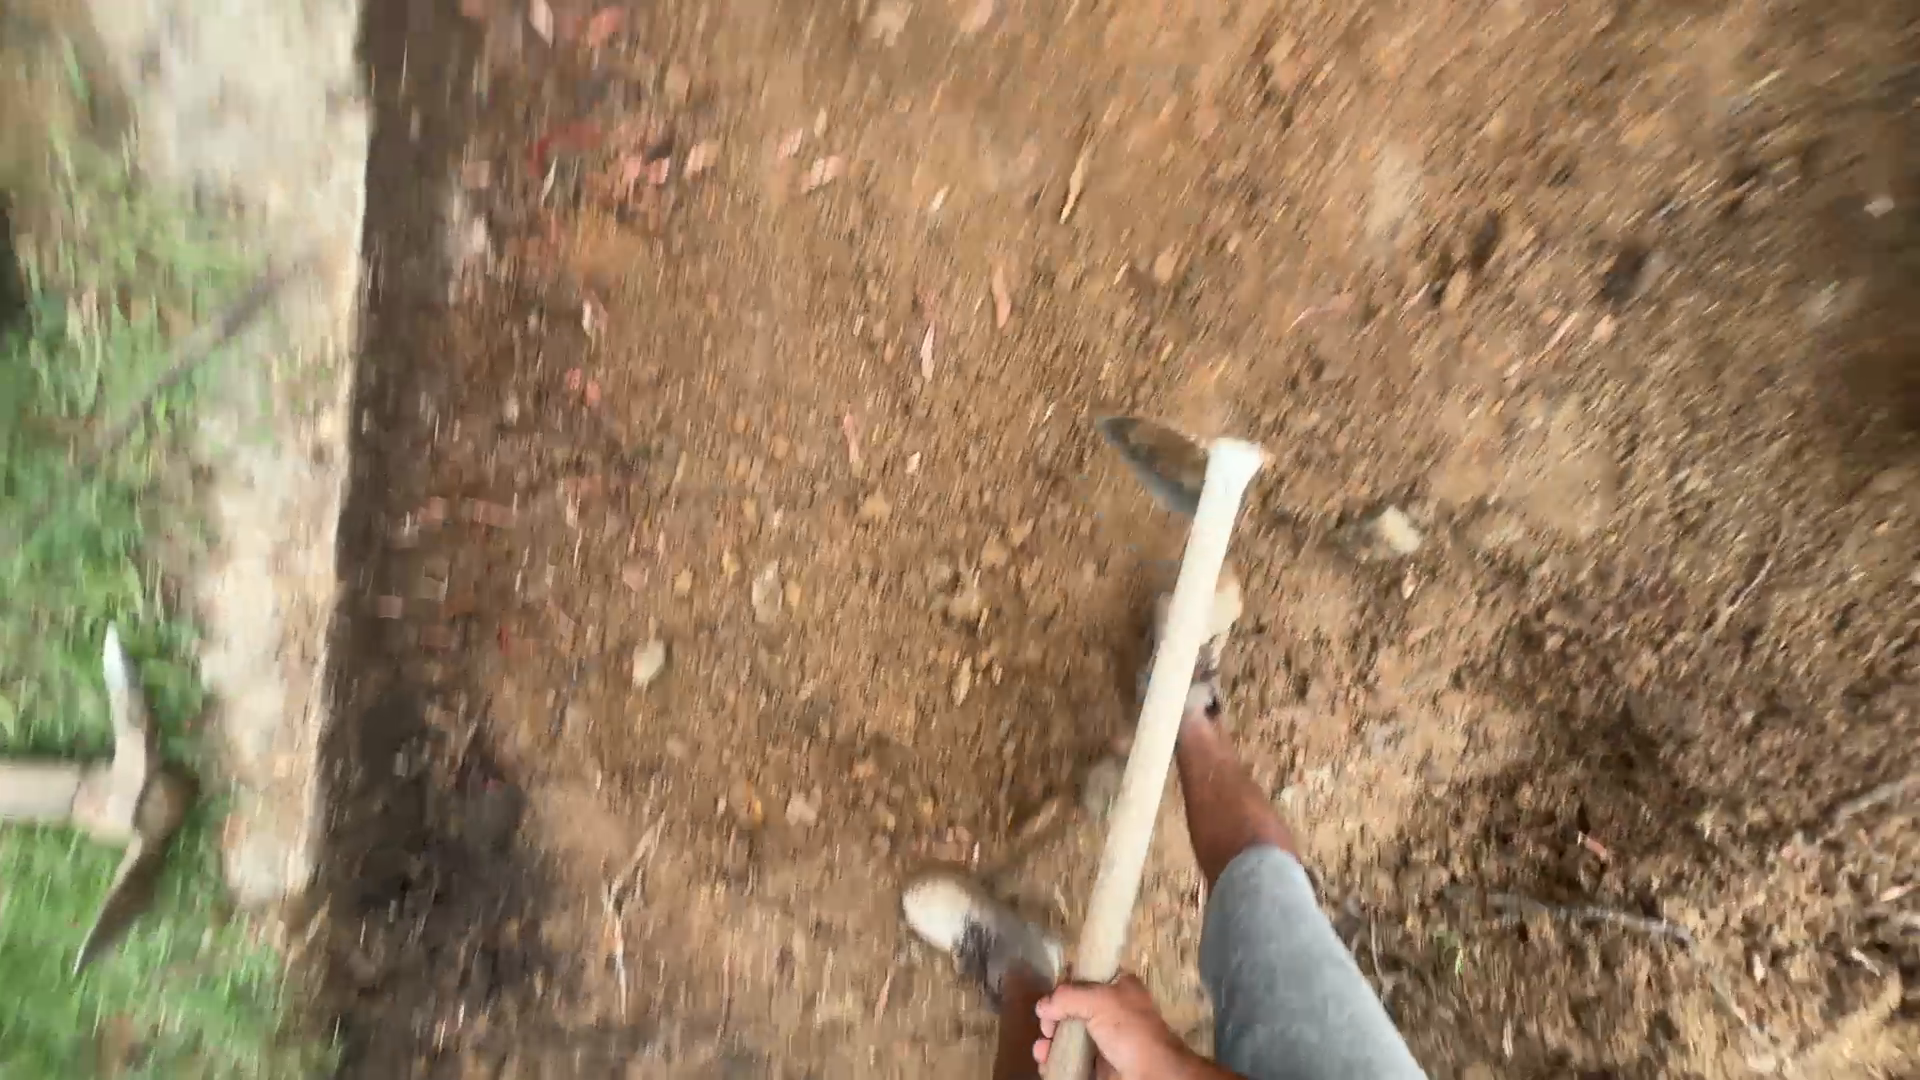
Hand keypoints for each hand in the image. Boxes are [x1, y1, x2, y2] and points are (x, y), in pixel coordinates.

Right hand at [1032, 974, 1195, 1078]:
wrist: (1154, 1076)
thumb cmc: (1130, 1029)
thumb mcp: (1098, 1001)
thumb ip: (1067, 998)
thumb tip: (1042, 1006)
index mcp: (1118, 986)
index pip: (1084, 979)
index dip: (1064, 988)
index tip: (1049, 1001)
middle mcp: (1112, 1011)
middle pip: (1073, 1010)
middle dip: (1053, 1020)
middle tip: (1045, 1030)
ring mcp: (1107, 1041)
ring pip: (1071, 1037)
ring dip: (1052, 1043)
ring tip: (1041, 1051)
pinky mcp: (1102, 1067)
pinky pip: (1075, 1061)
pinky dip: (1058, 1062)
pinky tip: (1047, 1064)